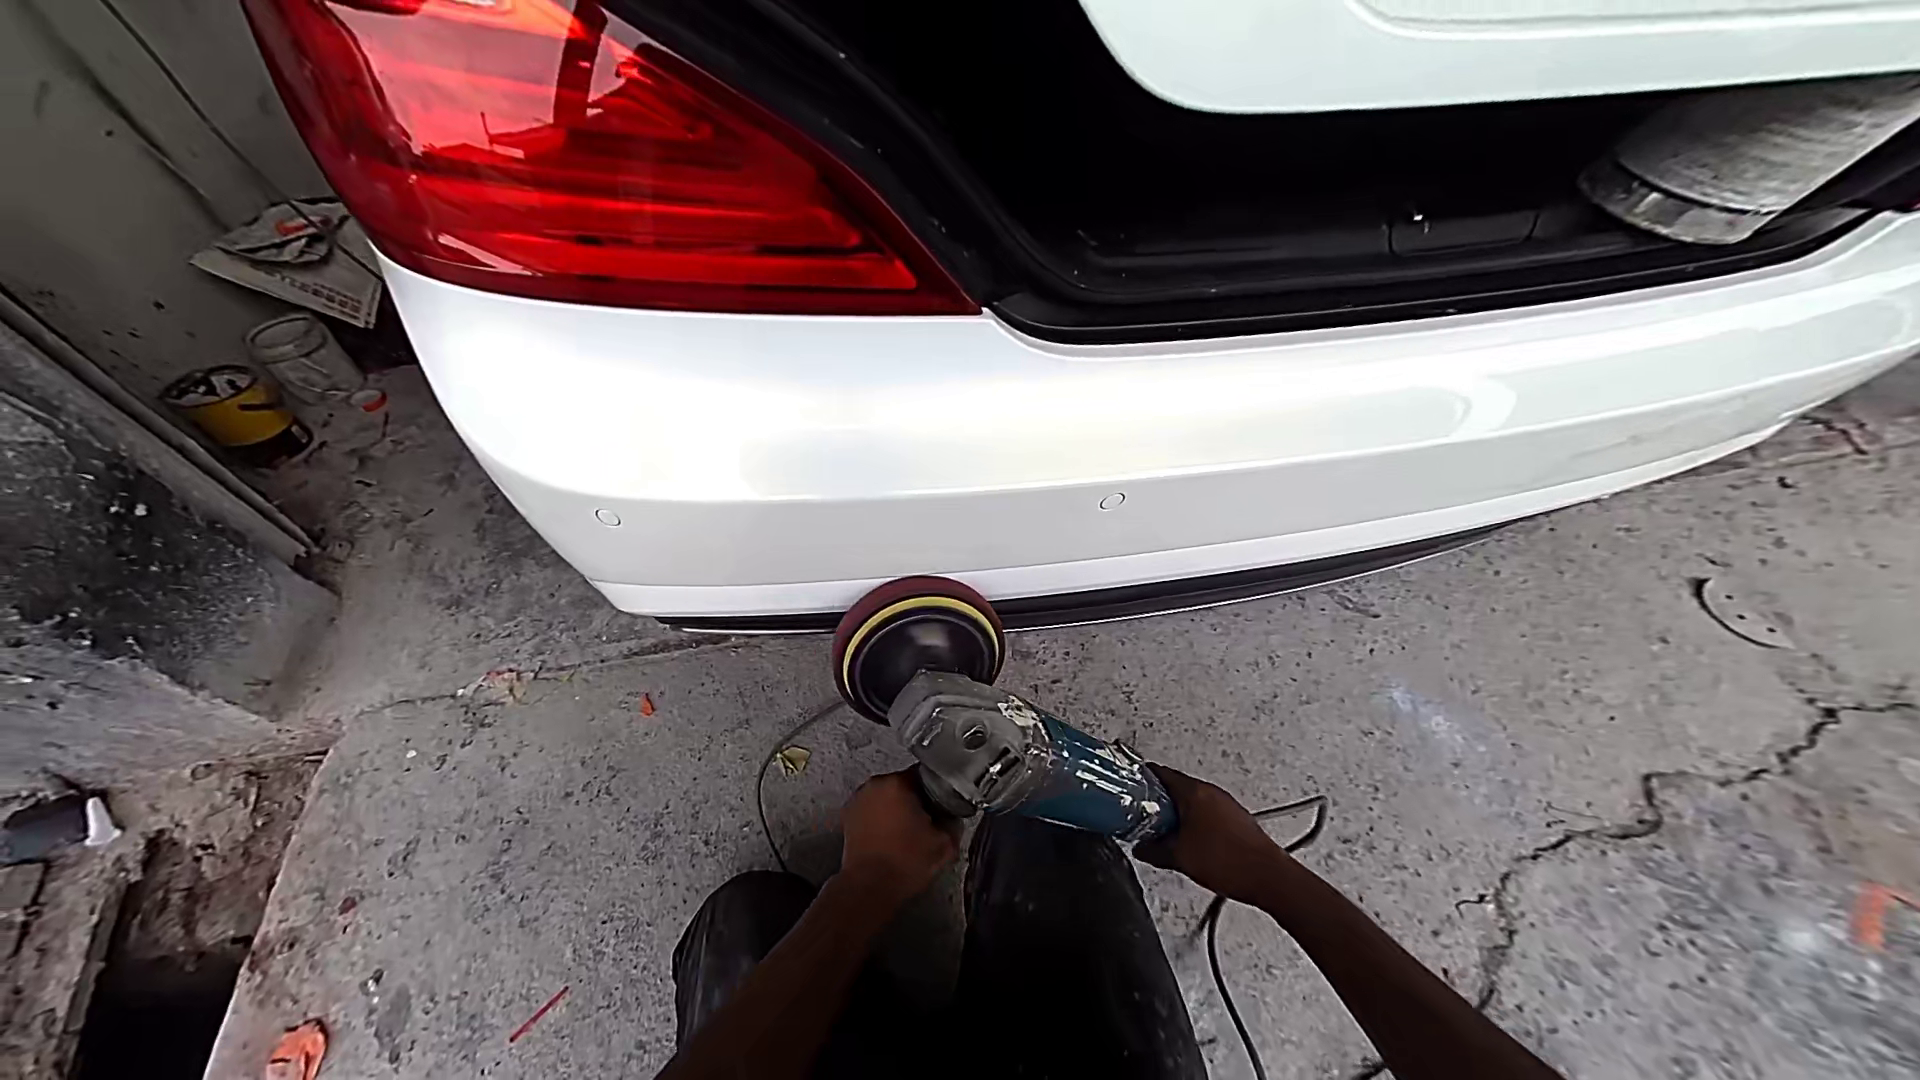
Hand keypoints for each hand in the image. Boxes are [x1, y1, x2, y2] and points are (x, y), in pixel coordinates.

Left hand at [838, 770, 958, 905]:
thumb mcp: (944, 844)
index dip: (936, 792)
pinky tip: (891, 838)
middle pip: (904, 785)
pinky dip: (881, 819)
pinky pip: (873, 810)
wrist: (869, 888)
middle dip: (915, 800)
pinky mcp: (848, 817)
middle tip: (925, 823)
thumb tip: (952, 818)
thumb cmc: (903, 864)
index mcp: (897, 783)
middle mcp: (875, 785)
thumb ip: (953, 824)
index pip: (924, 775)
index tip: (941, 807)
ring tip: (906, 834)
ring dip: (897, 809)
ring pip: (887, 797)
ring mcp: (859, 800)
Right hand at [1135, 764, 1292, 903]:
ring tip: (1166, 833)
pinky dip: (1194, 820)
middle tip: (1143, 815)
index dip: (1140, 777)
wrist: (1269, 878)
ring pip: (1191, 799)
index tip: (1129, 785)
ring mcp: (1225, 804)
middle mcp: (1210, 792)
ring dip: (1176, 812)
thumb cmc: (1231, 862)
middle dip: (1157, 800)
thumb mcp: (1179, 857)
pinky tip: (1191, 842)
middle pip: (1175, 785)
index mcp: (1194, 792)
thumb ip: (1153, 850)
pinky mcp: (1236, 818)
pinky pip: (1206, 811)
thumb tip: (1142, 849)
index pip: (1159, 772)